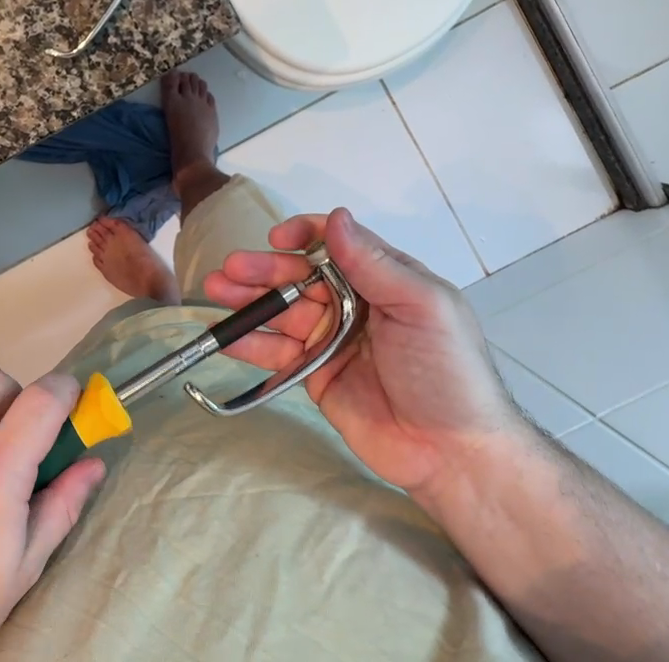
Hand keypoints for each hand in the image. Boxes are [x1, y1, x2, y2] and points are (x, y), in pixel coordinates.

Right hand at [202, 208, 527, 497]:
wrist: (452, 453)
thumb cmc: (445, 371)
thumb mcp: (421, 307)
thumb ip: (374, 263)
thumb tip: (336, 215)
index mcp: (383, 279)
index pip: (336, 244)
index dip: (304, 236)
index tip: (278, 240)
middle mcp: (353, 304)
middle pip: (299, 276)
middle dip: (264, 269)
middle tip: (230, 269)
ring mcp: (331, 340)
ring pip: (280, 310)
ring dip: (247, 300)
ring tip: (216, 291)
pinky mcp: (314, 374)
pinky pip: (276, 352)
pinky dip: (249, 344)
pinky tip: (225, 337)